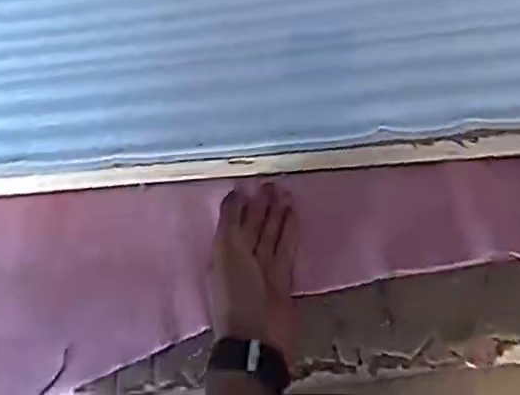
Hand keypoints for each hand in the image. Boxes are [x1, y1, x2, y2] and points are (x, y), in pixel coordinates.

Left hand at [210, 182, 297, 352]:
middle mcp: (243, 259)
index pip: (234, 222)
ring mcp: (263, 268)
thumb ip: (230, 222)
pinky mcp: (282, 275)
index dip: (241, 203)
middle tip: (273, 184)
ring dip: (278, 214)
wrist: (257, 336)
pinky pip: (286, 246)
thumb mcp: (226, 253)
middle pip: (254, 226)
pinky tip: (294, 213)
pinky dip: (290, 229)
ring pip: (271, 233)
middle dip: (262, 205)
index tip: (252, 182)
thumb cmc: (237, 293)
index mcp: (225, 254)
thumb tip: (235, 192)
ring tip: (287, 193)